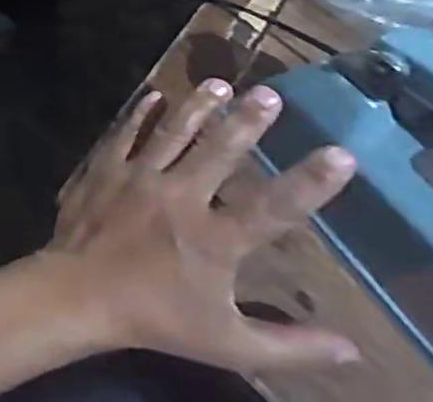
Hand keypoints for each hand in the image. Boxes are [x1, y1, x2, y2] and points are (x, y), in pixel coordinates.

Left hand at [41, 80, 360, 373]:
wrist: (80, 292)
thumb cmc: (156, 318)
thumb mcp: (230, 344)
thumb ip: (291, 346)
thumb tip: (352, 349)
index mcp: (214, 238)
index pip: (274, 207)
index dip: (309, 182)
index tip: (341, 153)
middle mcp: (178, 196)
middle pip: (218, 152)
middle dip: (246, 121)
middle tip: (268, 92)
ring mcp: (138, 176)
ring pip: (172, 133)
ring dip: (197, 107)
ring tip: (217, 83)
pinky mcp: (105, 167)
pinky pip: (126, 133)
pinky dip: (140, 113)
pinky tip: (154, 96)